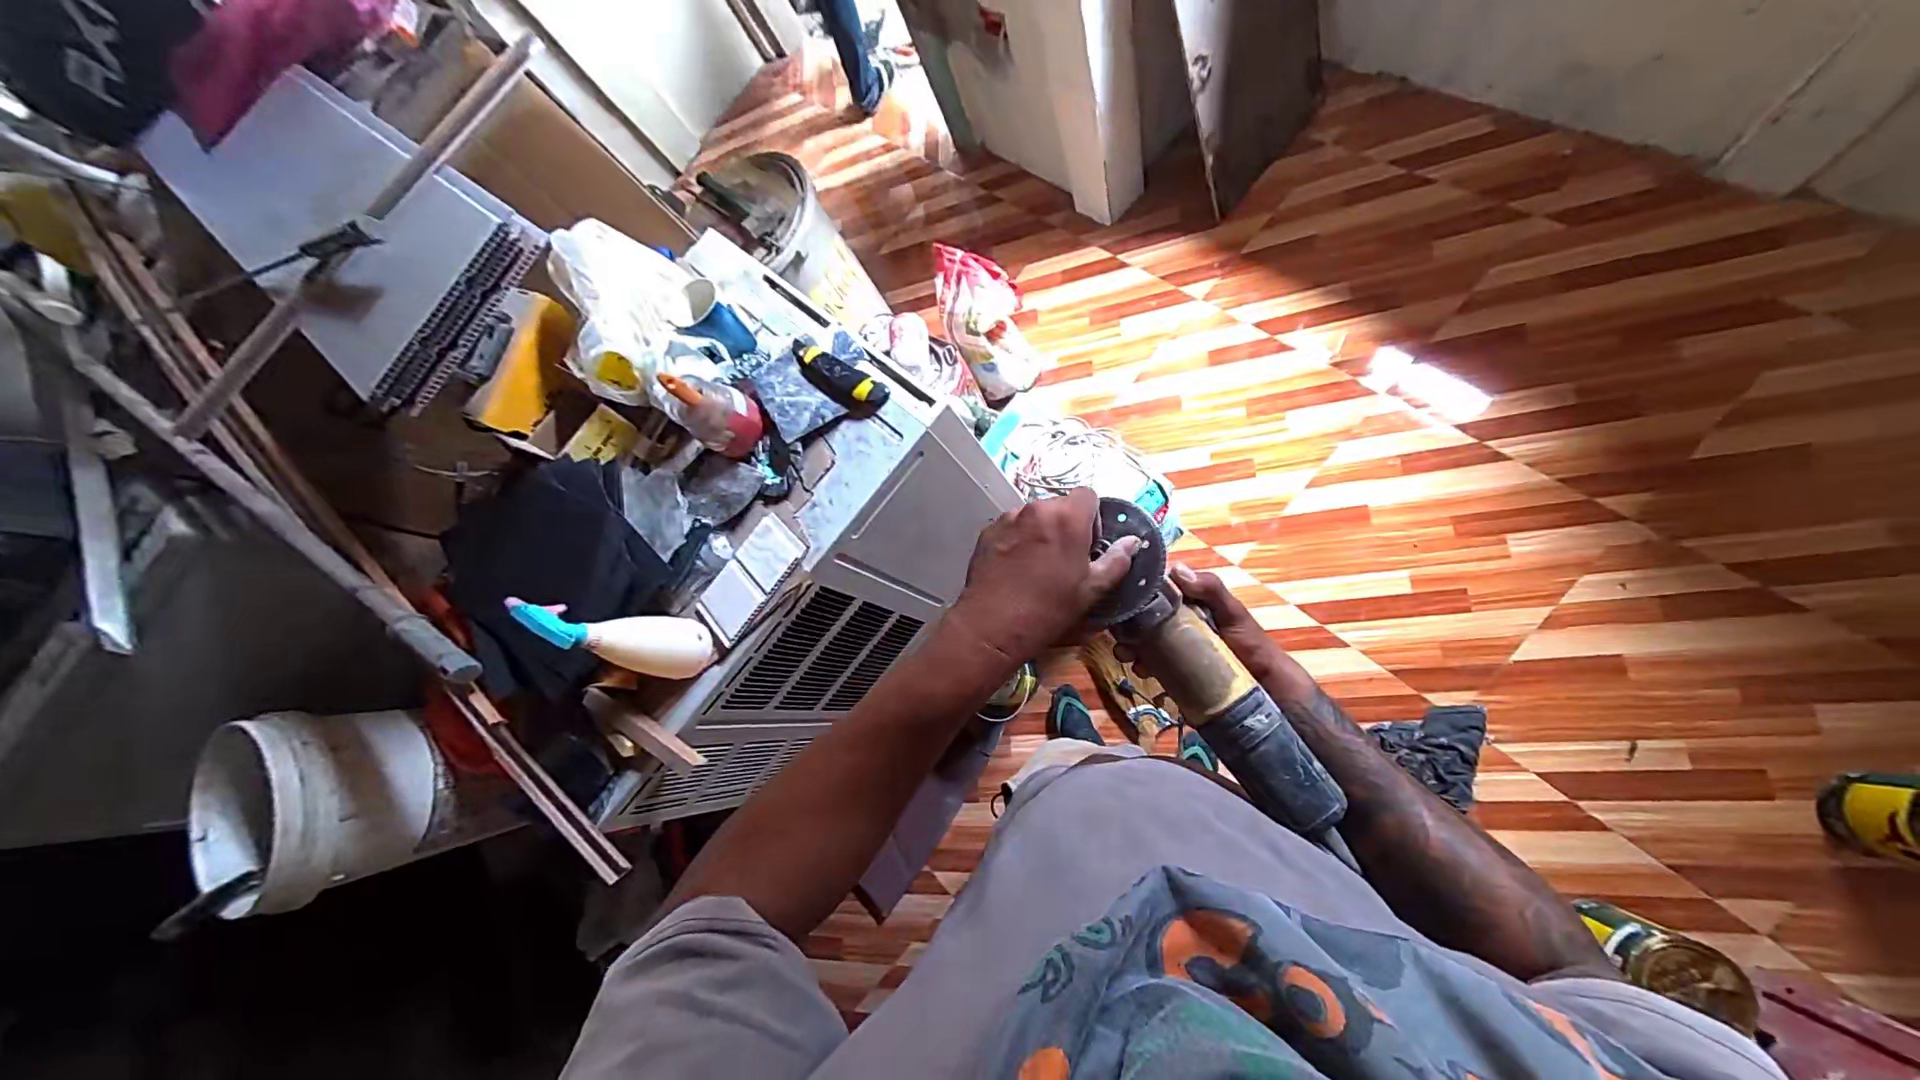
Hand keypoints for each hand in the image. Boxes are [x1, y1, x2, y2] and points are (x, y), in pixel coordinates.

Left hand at [947, 488, 1140, 661]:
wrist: (993, 624)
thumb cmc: (1048, 608)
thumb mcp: (1091, 589)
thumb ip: (1116, 561)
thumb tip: (1132, 542)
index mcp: (1067, 517)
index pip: (1088, 495)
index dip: (1092, 517)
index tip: (1089, 543)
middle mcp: (1036, 509)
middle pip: (1059, 505)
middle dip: (1066, 525)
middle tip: (1065, 558)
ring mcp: (1008, 518)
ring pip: (1033, 516)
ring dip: (1041, 532)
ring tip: (1038, 565)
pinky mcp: (987, 531)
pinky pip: (1011, 527)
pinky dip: (1018, 540)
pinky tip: (1016, 567)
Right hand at [1124, 564, 1316, 704]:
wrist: (1268, 691)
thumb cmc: (1252, 647)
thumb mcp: (1234, 614)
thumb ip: (1212, 590)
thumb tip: (1176, 569)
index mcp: (1190, 603)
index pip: (1156, 592)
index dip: (1136, 597)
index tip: (1121, 604)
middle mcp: (1180, 621)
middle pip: (1144, 619)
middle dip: (1128, 629)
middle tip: (1122, 642)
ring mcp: (1177, 646)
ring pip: (1144, 641)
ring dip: (1131, 648)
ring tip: (1129, 659)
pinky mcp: (1177, 669)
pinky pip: (1153, 663)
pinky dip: (1143, 666)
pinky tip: (1142, 672)